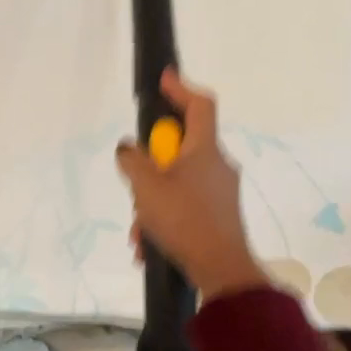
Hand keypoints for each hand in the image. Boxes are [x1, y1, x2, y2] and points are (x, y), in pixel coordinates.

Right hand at [116, 69, 267, 301]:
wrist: (221, 269)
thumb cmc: (184, 220)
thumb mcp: (146, 188)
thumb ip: (133, 161)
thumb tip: (129, 148)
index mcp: (204, 150)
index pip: (200, 105)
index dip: (181, 88)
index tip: (163, 81)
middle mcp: (217, 165)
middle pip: (179, 151)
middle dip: (149, 172)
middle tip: (134, 193)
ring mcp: (221, 191)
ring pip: (177, 184)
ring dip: (151, 205)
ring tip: (138, 234)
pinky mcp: (219, 215)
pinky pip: (184, 207)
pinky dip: (164, 221)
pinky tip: (149, 246)